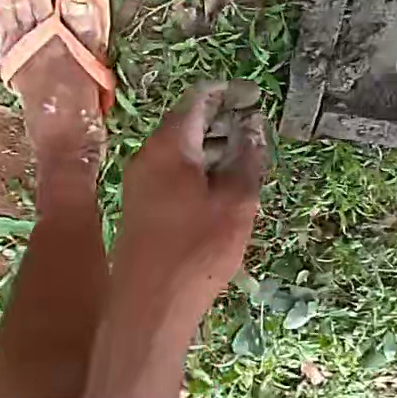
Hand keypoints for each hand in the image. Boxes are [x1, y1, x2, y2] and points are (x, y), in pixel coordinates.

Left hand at [111, 82, 267, 314]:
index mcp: (169, 145)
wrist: (150, 304)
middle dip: (223, 121)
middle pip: (187, 123)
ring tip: (246, 160)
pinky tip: (221, 189)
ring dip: (212, 149)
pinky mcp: (140, 206)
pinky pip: (172, 174)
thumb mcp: (236, 201)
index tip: (256, 98)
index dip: (230, 93)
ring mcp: (139, 182)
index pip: (199, 99)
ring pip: (180, 151)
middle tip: (257, 131)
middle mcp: (147, 156)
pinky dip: (198, 171)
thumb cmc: (198, 248)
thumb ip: (247, 158)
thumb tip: (253, 125)